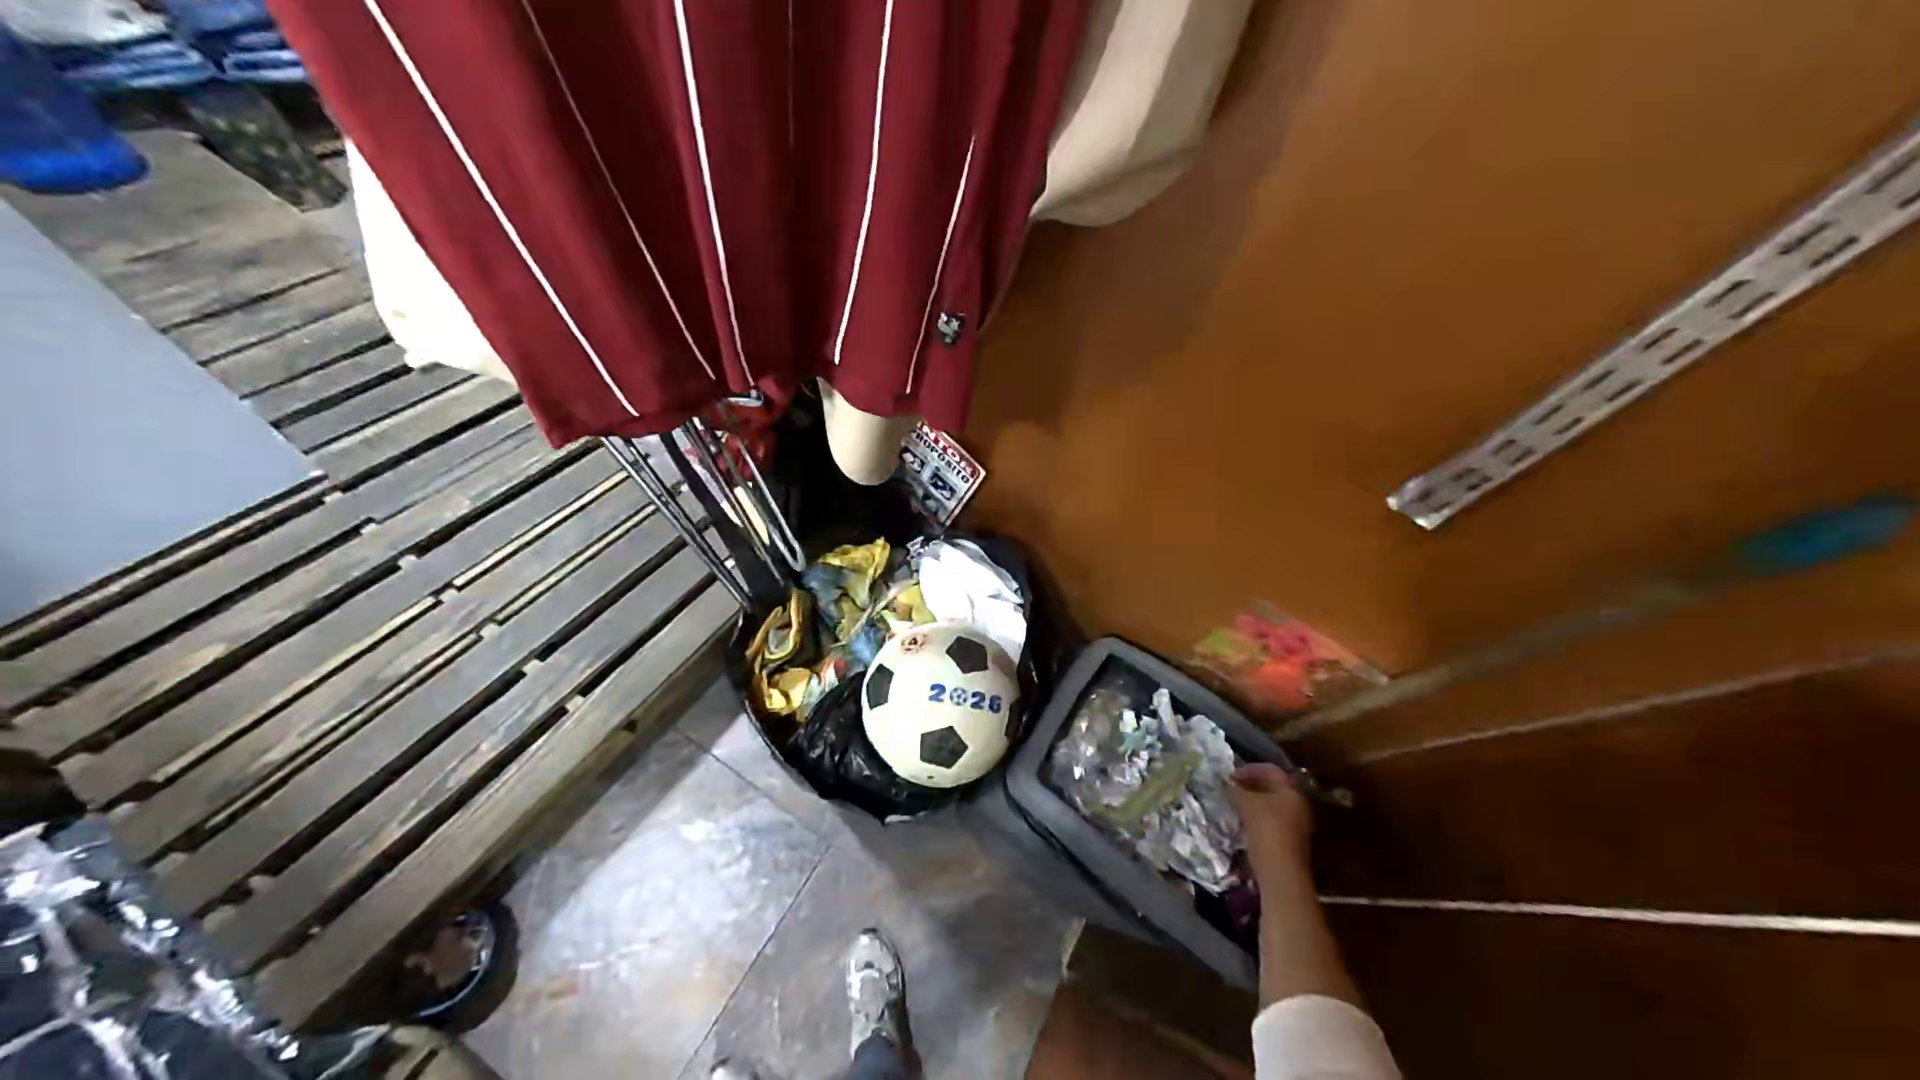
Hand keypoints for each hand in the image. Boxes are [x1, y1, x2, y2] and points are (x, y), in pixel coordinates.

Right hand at [1231, 762, 1311, 874]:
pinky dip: (1256, 815)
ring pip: (1270, 804)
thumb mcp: (1248, 805)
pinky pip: (1271, 818)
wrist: (1281, 871)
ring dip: (1252, 800)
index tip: (1231, 774)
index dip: (1250, 769)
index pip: (1270, 770)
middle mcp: (1297, 805)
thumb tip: (1228, 780)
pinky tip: (1242, 819)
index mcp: (1291, 792)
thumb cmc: (1267, 830)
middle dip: (1250, 784)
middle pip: (1272, 787)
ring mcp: (1294, 823)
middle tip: (1231, 787)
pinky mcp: (1288, 838)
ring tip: (1233, 802)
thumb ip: (1238, 789)